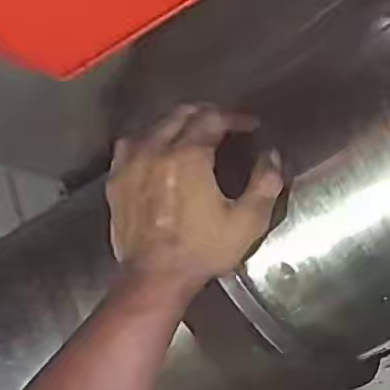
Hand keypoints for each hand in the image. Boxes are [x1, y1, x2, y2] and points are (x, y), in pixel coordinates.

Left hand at [106, 104, 284, 296]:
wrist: (157, 274)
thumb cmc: (205, 248)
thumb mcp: (248, 221)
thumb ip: (264, 183)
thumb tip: (272, 156)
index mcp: (188, 156)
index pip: (212, 119)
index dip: (234, 117)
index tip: (251, 125)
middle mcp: (155, 150)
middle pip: (180, 115)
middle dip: (207, 114)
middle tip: (226, 125)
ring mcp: (130, 163)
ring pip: (154, 126)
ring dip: (178, 124)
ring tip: (195, 135)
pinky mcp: (117, 179)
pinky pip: (132, 145)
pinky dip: (151, 140)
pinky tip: (160, 153)